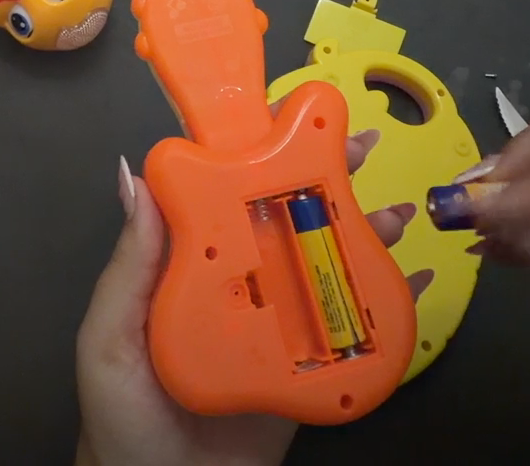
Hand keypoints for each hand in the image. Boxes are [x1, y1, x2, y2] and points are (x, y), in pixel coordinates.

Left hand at [76, 132, 414, 465]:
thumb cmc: (123, 408)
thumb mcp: (110, 331)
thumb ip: (131, 261)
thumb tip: (133, 172)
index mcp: (193, 258)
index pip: (227, 190)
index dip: (260, 150)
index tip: (293, 122)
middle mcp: (240, 275)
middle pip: (286, 213)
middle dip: (326, 176)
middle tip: (363, 149)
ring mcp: (278, 318)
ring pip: (325, 259)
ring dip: (363, 229)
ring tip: (399, 213)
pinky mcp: (307, 362)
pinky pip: (350, 326)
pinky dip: (387, 302)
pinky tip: (419, 281)